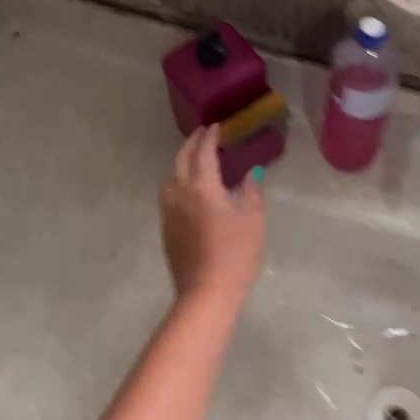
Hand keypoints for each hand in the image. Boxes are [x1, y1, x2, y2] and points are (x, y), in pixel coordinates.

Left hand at [161, 126, 265, 309]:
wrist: (206, 293)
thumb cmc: (235, 254)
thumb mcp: (253, 220)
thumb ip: (252, 192)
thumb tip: (252, 173)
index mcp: (202, 187)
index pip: (203, 152)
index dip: (209, 137)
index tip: (215, 126)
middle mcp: (180, 194)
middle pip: (181, 160)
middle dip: (191, 144)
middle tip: (202, 135)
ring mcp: (169, 213)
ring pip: (170, 178)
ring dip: (180, 164)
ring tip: (194, 162)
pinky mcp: (166, 231)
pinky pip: (169, 197)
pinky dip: (177, 184)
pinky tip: (188, 193)